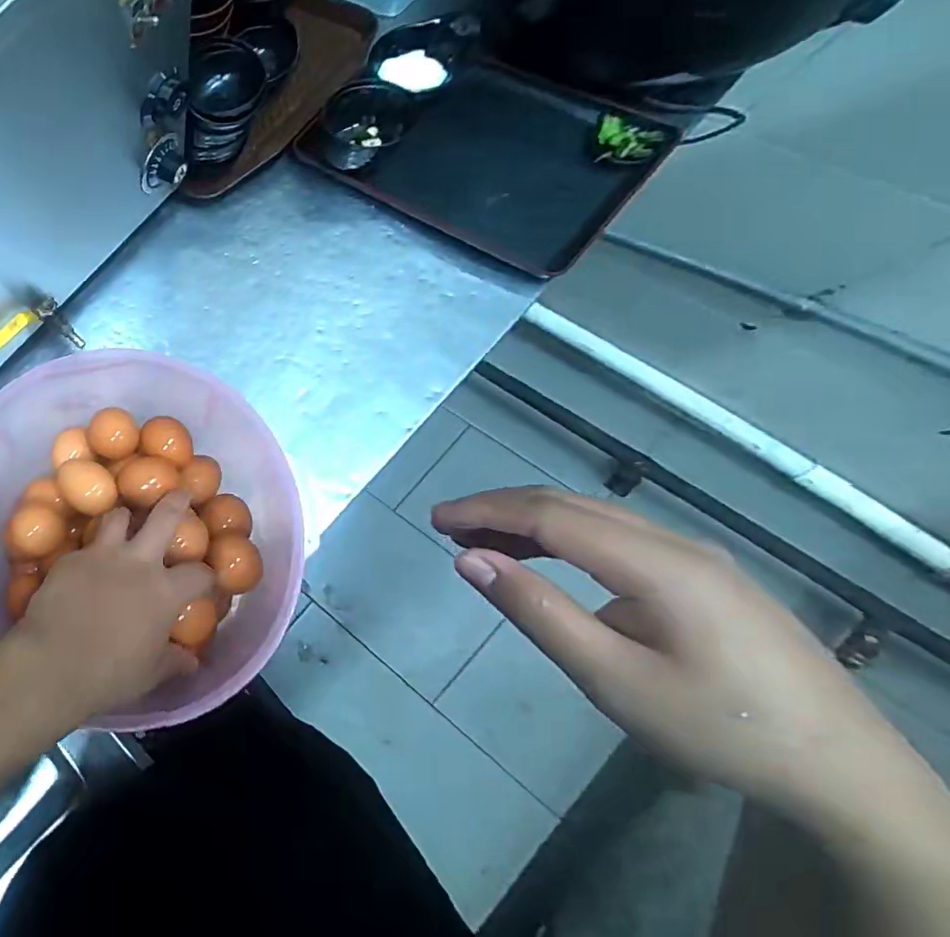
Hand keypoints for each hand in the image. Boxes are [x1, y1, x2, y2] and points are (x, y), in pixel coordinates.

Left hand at [15, 491, 215, 716]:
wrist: (55, 661)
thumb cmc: (111, 674)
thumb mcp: (151, 673)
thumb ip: (173, 661)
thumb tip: (191, 661)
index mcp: (165, 591)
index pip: (199, 574)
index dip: (207, 576)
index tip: (207, 579)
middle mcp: (137, 563)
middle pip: (163, 518)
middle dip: (176, 501)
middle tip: (181, 491)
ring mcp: (100, 555)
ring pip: (117, 516)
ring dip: (124, 516)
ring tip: (125, 519)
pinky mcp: (70, 558)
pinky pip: (85, 545)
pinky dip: (92, 550)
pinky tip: (86, 564)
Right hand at [431, 487, 943, 835]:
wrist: (844, 774)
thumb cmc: (717, 726)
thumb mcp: (611, 677)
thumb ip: (536, 610)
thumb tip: (468, 558)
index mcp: (659, 565)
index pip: (551, 516)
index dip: (486, 511)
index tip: (435, 519)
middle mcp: (679, 546)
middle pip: (571, 505)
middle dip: (500, 508)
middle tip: (445, 526)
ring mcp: (698, 559)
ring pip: (594, 516)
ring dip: (529, 519)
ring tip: (479, 540)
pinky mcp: (705, 577)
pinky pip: (616, 535)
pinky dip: (563, 535)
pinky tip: (541, 557)